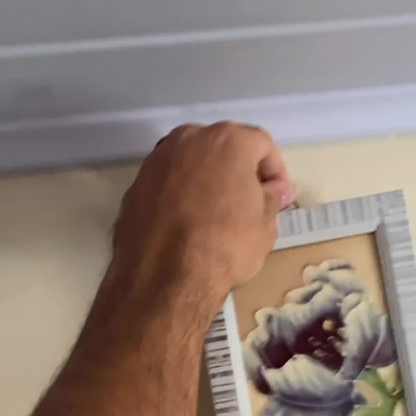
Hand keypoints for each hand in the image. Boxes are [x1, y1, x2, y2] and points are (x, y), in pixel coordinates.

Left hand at [102, 122, 293, 325]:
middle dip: (239, 172)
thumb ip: (272, 199)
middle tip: (249, 205)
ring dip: (207, 182)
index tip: (279, 198)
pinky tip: (186, 226)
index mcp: (228, 141)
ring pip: (192, 163)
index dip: (275, 171)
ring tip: (215, 216)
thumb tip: (275, 189)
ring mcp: (157, 160)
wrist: (164, 276)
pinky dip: (181, 196)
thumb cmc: (226, 245)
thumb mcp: (264, 226)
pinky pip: (169, 184)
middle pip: (223, 148)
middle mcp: (189, 139)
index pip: (262, 145)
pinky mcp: (136, 185)